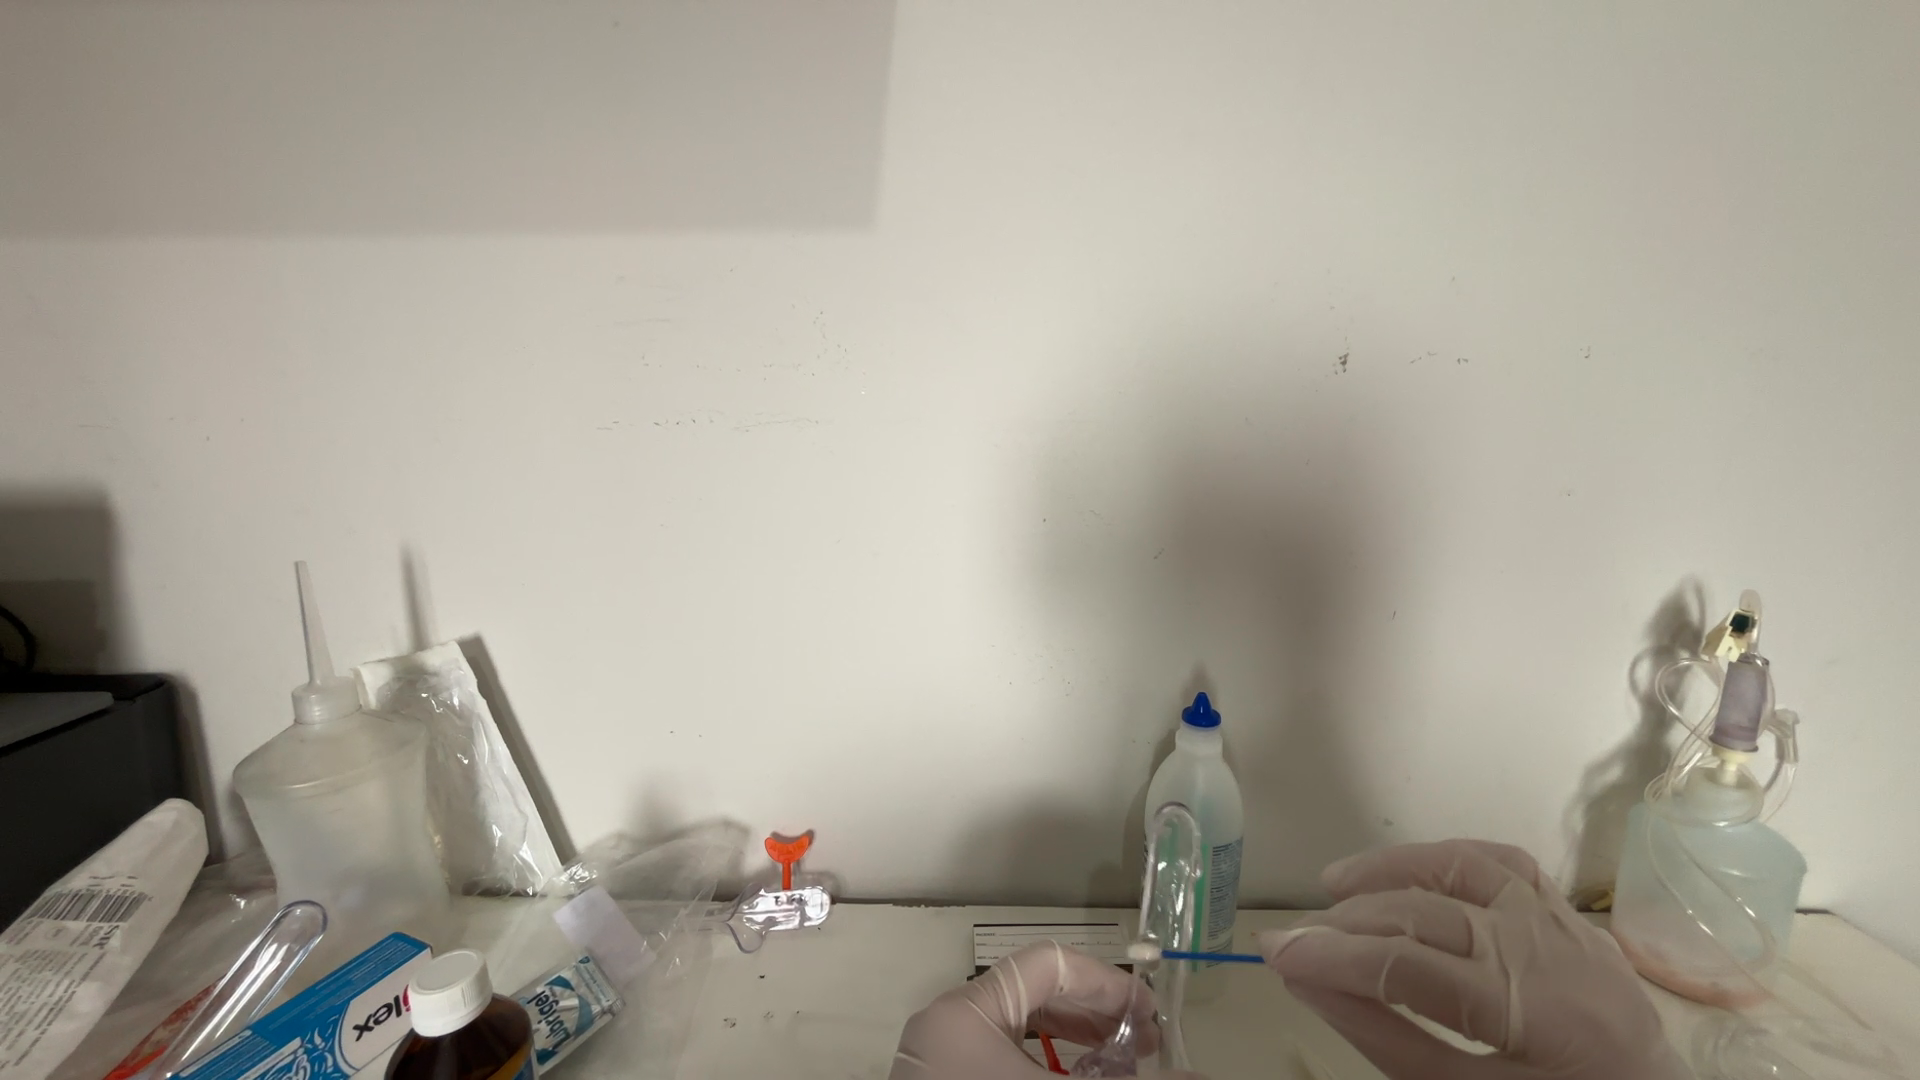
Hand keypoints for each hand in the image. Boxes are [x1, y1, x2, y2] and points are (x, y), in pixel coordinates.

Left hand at [890, 942, 1188, 1078]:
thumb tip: (1204, 1079)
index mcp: (968, 1009)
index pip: (1048, 964)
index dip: (1105, 983)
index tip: (1151, 1015)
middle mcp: (951, 1025)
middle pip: (1035, 997)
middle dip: (1097, 1019)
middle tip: (1147, 1048)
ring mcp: (945, 1062)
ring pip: (1021, 1034)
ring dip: (1077, 1046)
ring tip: (1122, 1070)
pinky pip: (1003, 1063)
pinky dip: (1047, 1070)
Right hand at [1259, 840, 1690, 1079]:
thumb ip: (1384, 1040)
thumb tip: (1304, 979)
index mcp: (1543, 1019)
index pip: (1410, 968)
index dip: (1332, 957)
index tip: (1272, 954)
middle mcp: (1558, 956)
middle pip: (1426, 913)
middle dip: (1347, 924)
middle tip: (1296, 940)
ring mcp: (1569, 928)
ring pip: (1464, 865)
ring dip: (1391, 870)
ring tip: (1337, 888)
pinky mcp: (1571, 918)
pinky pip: (1506, 862)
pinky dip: (1447, 858)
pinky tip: (1409, 874)